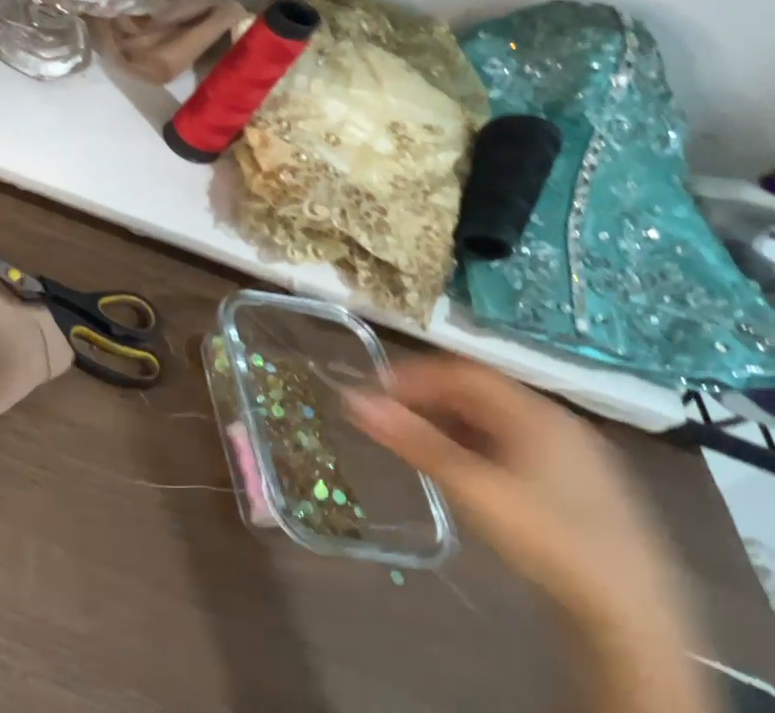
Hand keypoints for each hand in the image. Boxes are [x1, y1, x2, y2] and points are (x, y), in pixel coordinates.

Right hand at [345, 361, 679, 628]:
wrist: (628, 609)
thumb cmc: (546, 537)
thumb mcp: (471, 487)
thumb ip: (413, 441)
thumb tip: (353, 400)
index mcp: (537, 414)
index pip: (464, 372)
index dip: (413, 375)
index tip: (371, 391)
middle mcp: (557, 424)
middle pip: (480, 394)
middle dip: (426, 399)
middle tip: (384, 417)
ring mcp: (570, 455)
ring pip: (494, 421)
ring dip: (446, 422)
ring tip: (409, 442)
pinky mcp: (573, 484)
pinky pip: (510, 445)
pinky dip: (472, 445)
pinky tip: (455, 470)